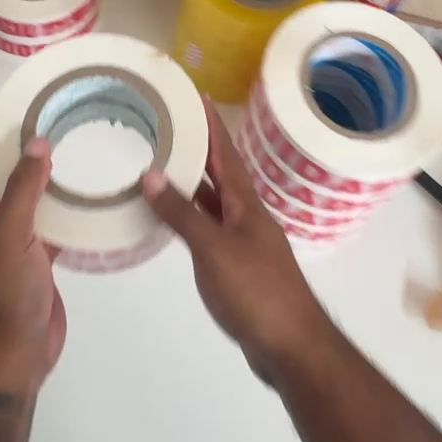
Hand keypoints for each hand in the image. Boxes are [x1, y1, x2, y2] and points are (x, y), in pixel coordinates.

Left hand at [0, 137, 66, 392]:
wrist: (14, 355)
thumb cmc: (3, 294)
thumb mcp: (11, 234)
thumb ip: (24, 189)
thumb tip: (36, 144)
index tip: (1, 137)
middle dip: (11, 165)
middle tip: (43, 142)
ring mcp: (13, 251)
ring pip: (22, 209)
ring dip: (39, 188)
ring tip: (68, 165)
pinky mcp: (37, 267)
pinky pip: (48, 232)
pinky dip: (61, 218)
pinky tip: (83, 208)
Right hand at [142, 101, 335, 381]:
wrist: (291, 345)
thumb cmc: (256, 290)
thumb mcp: (213, 248)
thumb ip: (182, 213)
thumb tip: (151, 173)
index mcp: (245, 203)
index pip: (226, 153)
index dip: (212, 125)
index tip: (198, 96)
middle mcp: (246, 215)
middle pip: (220, 174)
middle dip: (199, 149)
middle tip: (168, 127)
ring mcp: (244, 242)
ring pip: (214, 203)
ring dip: (192, 183)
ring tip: (163, 165)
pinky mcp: (238, 267)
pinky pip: (210, 229)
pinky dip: (191, 217)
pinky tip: (174, 221)